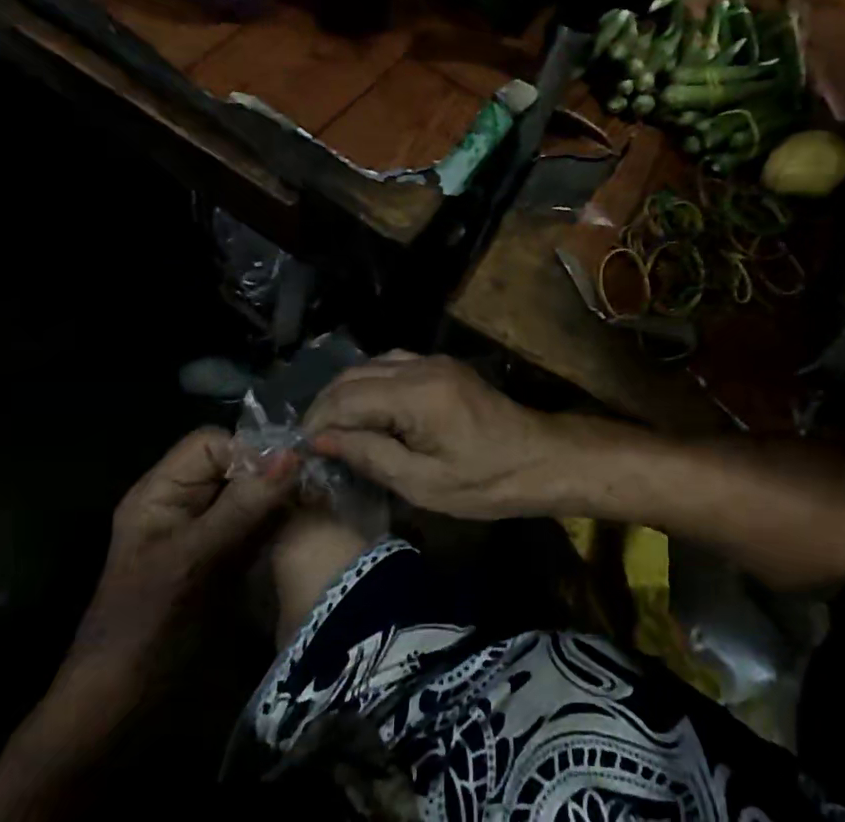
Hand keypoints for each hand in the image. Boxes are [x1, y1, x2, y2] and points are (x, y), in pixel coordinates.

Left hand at [70, 427, 295, 669]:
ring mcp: (206, 539)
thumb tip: (292, 456)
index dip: (251, 452)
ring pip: (251, 500)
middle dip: (272, 477)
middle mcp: (184, 508)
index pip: (212, 445)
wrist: (122, 712)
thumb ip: (242, 508)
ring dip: (282, 504)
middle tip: (317, 492)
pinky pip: (257, 533)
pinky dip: (280, 531)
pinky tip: (306, 537)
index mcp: (161, 494)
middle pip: (234, 470)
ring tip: (319, 511)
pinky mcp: (225, 568)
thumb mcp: (193, 561)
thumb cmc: (147, 628)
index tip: (293, 473)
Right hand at [303, 353, 558, 518]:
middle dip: (325, 406)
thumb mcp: (423, 484)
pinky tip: (362, 410)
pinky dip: (367, 385)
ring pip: (368, 366)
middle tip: (311, 442)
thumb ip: (369, 455)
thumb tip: (321, 439)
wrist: (543, 459)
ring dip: (344, 394)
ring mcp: (431, 361)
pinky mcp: (439, 367)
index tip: (301, 449)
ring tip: (330, 429)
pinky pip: (389, 365)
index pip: (347, 398)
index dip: (318, 422)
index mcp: (416, 394)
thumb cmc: (486, 483)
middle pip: (352, 375)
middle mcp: (420, 366)